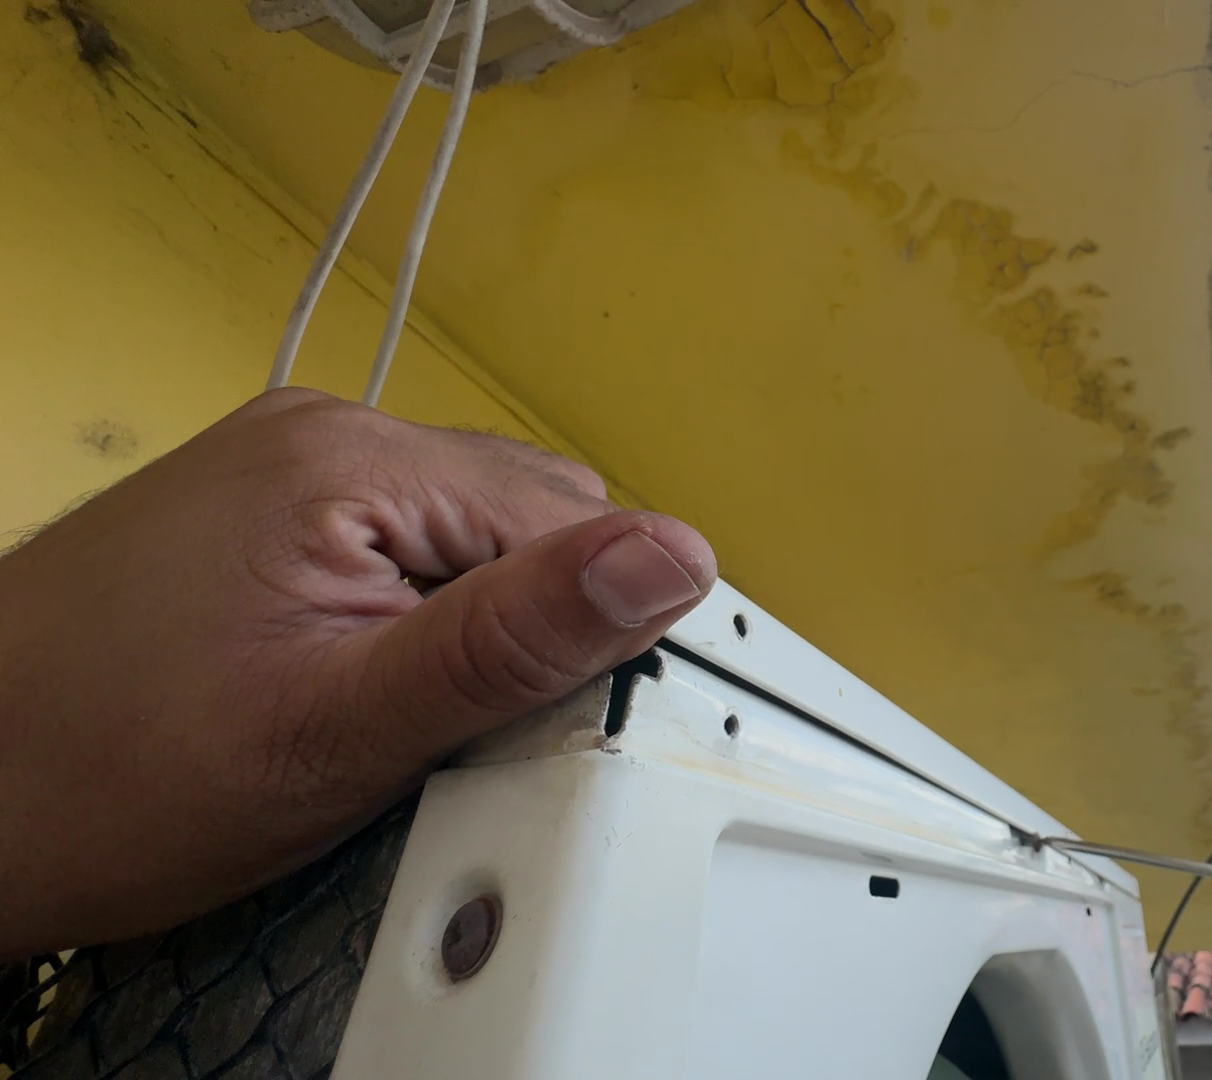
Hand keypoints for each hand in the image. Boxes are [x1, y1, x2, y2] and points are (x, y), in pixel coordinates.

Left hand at [0, 389, 715, 958]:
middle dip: (543, 611)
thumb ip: (524, 635)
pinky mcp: (307, 490)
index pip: (578, 526)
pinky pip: (452, 526)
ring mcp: (319, 456)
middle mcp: (345, 433)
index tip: (520, 707)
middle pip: (549, 512)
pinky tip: (395, 645)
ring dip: (506, 600)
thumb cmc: (115, 781)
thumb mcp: (352, 729)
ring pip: (510, 518)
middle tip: (457, 702)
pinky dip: (460, 589)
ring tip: (417, 678)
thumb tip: (676, 556)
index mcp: (361, 465)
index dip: (581, 625)